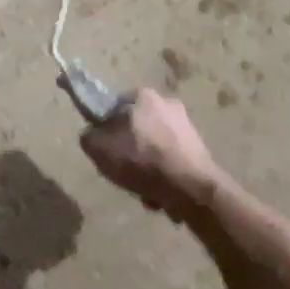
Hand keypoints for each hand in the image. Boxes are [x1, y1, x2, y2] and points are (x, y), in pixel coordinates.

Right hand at [79, 89, 224, 220]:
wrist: (190, 187)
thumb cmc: (141, 160)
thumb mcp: (98, 148)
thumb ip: (89, 136)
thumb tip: (94, 135)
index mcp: (142, 95)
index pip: (114, 106)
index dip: (106, 128)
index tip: (106, 147)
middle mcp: (168, 103)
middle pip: (137, 128)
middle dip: (130, 149)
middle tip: (123, 169)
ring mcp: (187, 126)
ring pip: (155, 147)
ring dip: (147, 166)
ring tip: (142, 187)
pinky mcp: (200, 148)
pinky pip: (171, 161)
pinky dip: (164, 175)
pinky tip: (160, 192)